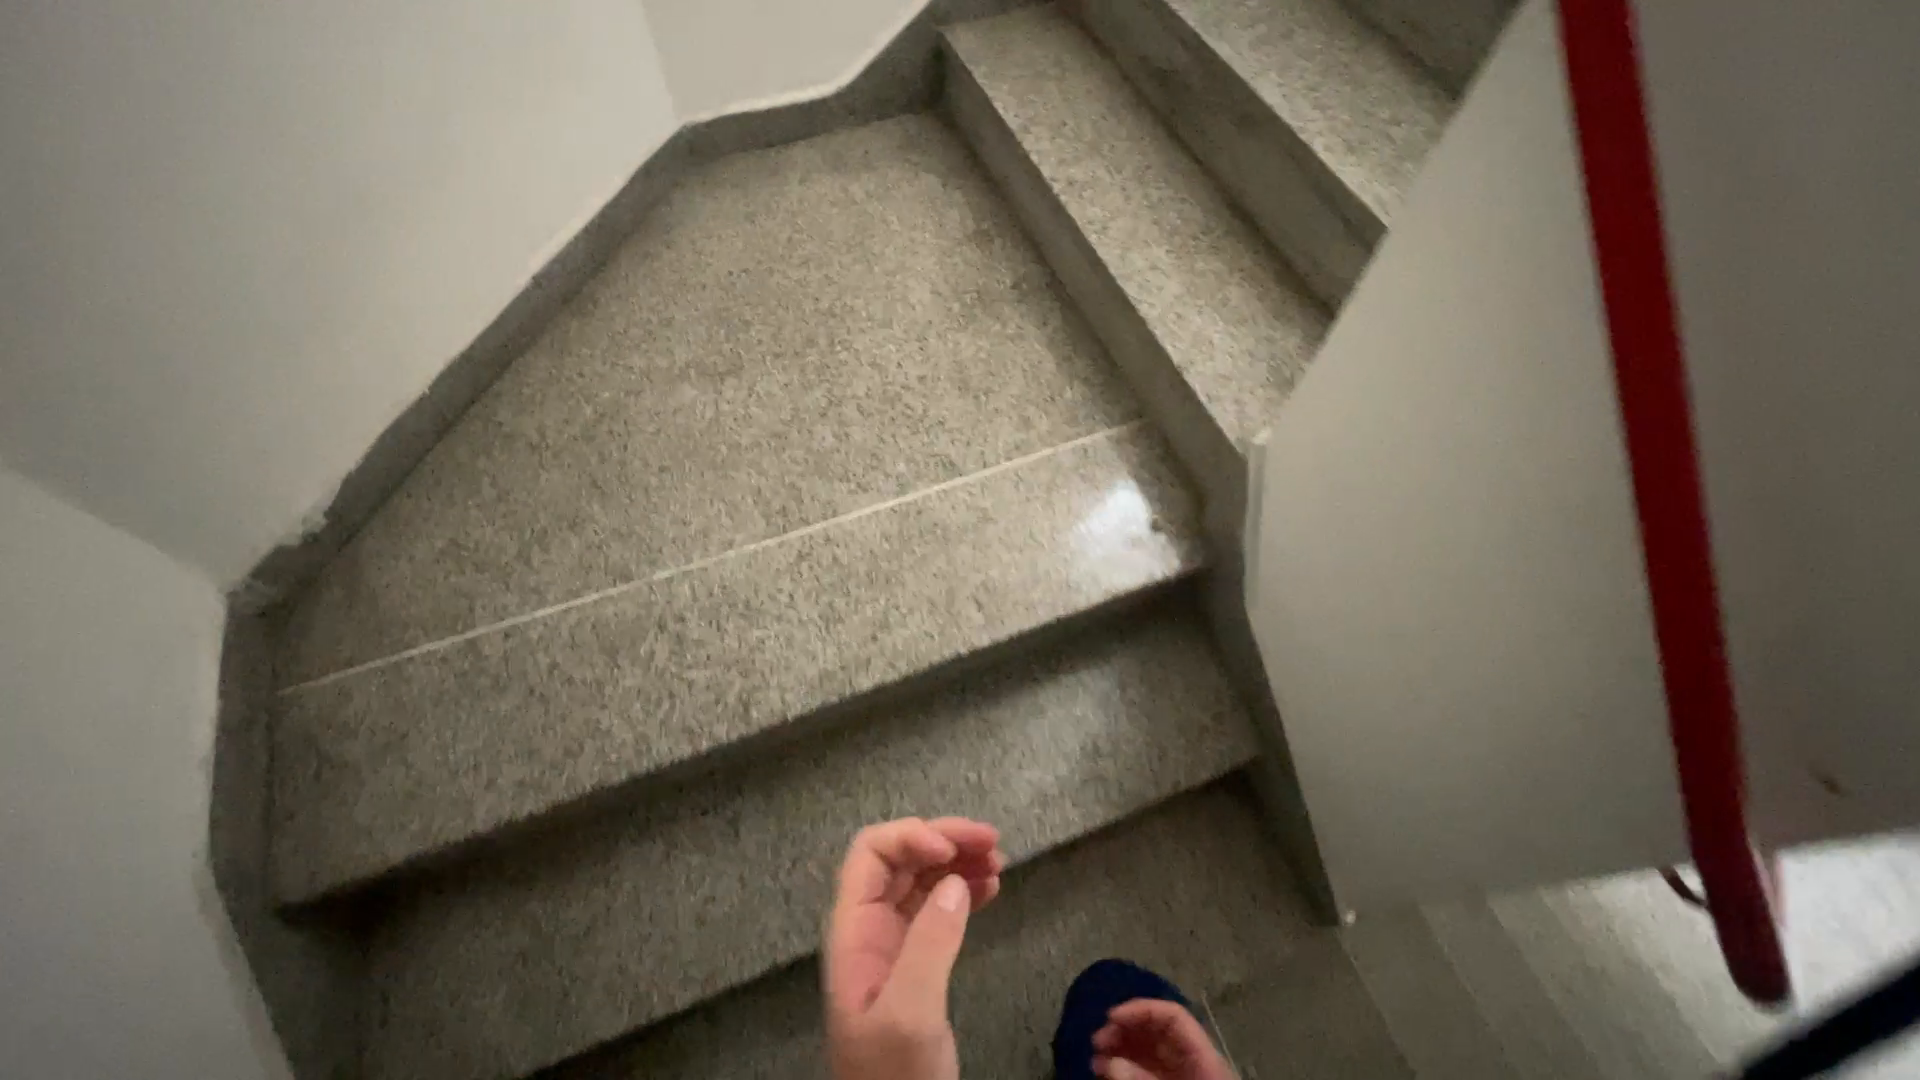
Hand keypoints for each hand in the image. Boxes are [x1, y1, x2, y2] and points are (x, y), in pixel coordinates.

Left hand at [824, 817, 1005, 1079]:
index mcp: (853, 930)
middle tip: (992, 842)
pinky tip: (992, 886)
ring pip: (923, 878)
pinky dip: (965, 887)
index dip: (910, 837)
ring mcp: (893, 943)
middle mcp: (870, 927)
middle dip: (944, 840)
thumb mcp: (910, 1013)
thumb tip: (955, 880)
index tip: (953, 851)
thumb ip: (930, 943)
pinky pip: (939, 907)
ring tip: (998, 861)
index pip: (871, 853)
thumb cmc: (894, 1076)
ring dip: (959, 860)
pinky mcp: (918, 961)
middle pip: (901, 858)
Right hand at [1093, 999, 1236, 1079]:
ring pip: (1151, 1055)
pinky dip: (1128, 1072)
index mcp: (1206, 1063)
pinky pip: (1148, 1076)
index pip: (1174, 1019)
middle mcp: (1196, 1068)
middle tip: (1097, 1043)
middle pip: (1160, 1033)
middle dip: (1126, 1031)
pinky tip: (1108, 1075)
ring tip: (1097, 1062)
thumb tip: (1112, 1063)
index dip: (1142, 1010)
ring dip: (1122, 1051)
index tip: (1110, 1018)